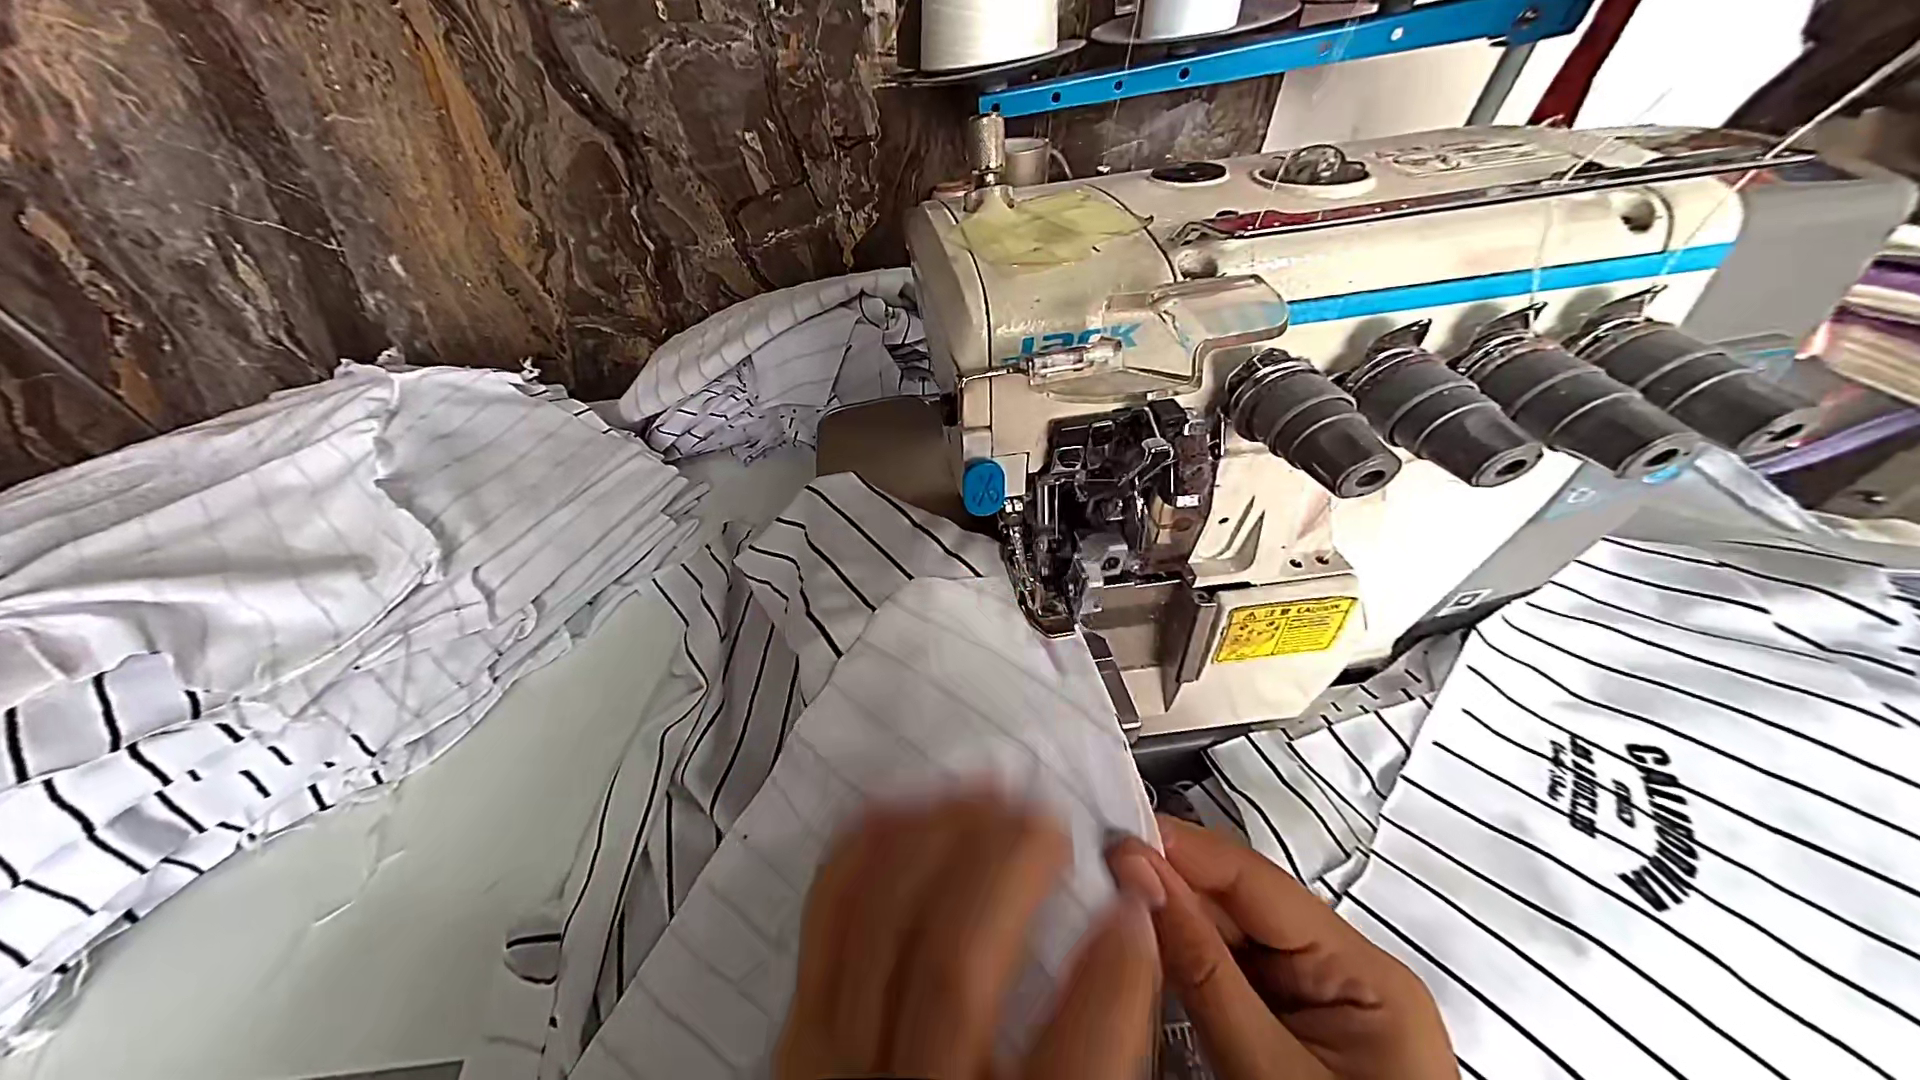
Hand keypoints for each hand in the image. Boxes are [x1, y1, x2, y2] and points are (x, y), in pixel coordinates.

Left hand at [777, 794, 1160, 1079]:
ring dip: (940, 834)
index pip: (1071, 1059)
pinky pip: (827, 912)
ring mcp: (837, 1051)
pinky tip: (907, 807)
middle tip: (1048, 822)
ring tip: (985, 794)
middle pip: (952, 966)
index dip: (1116, 971)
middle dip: (1009, 865)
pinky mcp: (800, 1020)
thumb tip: (1125, 937)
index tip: (1134, 906)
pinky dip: (867, 846)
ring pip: (884, 922)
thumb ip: (1090, 1048)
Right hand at [1106, 814, 1454, 1079]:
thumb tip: (1145, 881)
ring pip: (1228, 935)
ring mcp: (1316, 998)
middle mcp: (1345, 972)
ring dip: (1171, 919)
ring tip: (1116, 901)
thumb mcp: (1268, 1073)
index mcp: (1366, 975)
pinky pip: (1228, 970)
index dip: (1186, 850)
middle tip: (1106, 869)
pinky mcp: (1290, 1021)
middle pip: (1241, 903)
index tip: (1123, 837)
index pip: (1258, 880)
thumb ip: (1203, 971)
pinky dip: (1185, 959)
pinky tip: (1147, 946)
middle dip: (1171, 885)